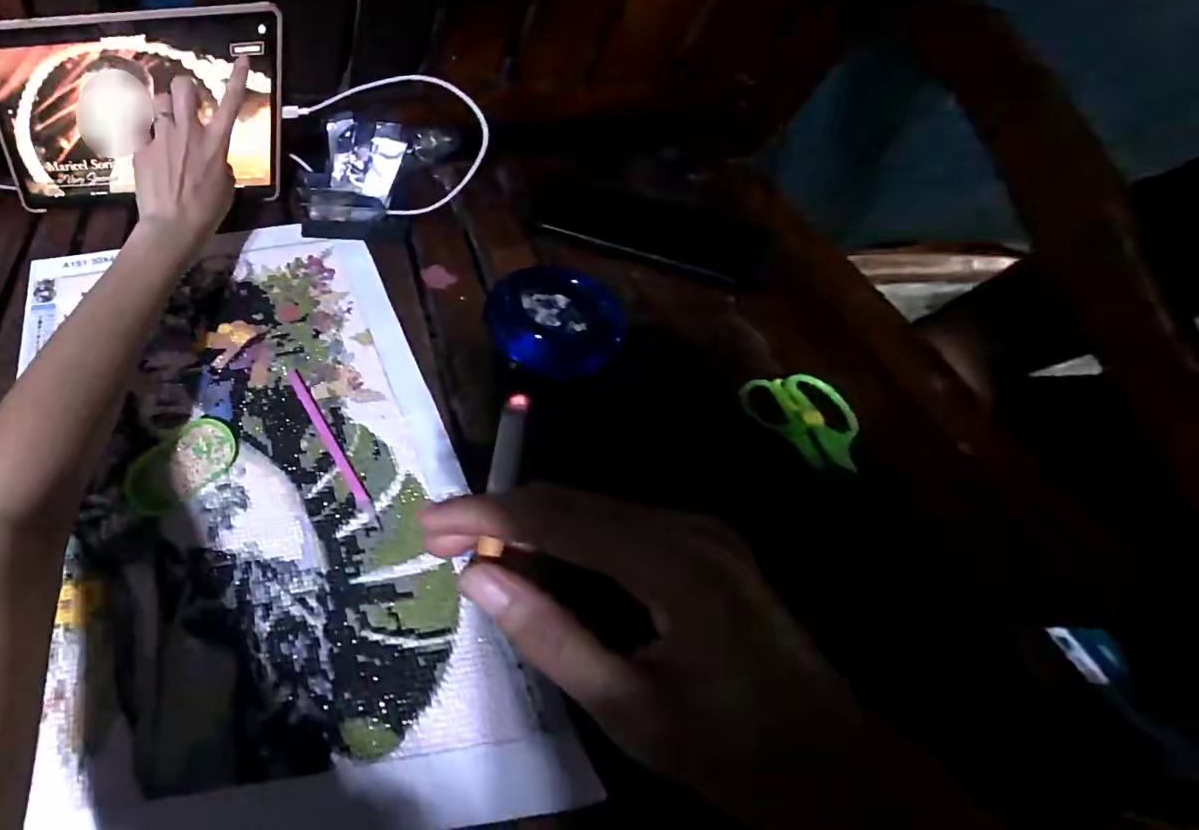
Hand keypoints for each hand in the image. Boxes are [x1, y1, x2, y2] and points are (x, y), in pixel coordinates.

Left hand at [128, 55, 248, 260]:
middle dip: (185, 88)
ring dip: (163, 110)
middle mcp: (188, 132)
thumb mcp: (226, 186)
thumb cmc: (206, 212)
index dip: (239, 77)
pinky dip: (144, 132)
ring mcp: (162, 138)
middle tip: (186, 104)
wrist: (171, 227)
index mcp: (216, 142)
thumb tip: (212, 159)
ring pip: (159, 102)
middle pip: (183, 87)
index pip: (232, 101)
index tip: (243, 59)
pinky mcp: (140, 149)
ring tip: (164, 127)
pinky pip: (140, 128)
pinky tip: (146, 147)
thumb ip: (220, 163)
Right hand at [422, 485, 992, 828]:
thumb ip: (549, 637)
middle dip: (495, 514)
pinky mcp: (696, 541)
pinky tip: (532, 557)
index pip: (554, 517)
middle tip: (438, 536)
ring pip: (582, 506)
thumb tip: (474, 577)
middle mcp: (683, 528)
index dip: (483, 515)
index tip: (429, 525)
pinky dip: (557, 533)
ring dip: (523, 522)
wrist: (849, 777)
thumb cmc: (736, 752)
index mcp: (672, 565)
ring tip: (472, 548)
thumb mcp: (632, 710)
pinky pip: (607, 521)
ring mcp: (694, 530)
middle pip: (564, 501)